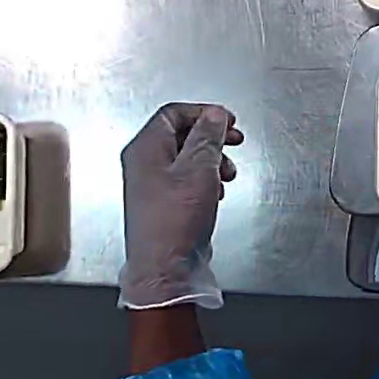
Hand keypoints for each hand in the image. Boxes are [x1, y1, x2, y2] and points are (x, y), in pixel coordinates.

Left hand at [118, 103, 242, 309]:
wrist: (165, 266)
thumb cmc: (175, 220)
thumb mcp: (199, 168)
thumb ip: (208, 136)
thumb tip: (213, 115)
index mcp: (145, 148)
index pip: (174, 113)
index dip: (204, 112)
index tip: (228, 120)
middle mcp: (143, 163)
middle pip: (181, 133)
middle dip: (212, 136)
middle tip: (234, 139)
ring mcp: (151, 183)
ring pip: (186, 156)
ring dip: (212, 159)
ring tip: (228, 172)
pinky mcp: (163, 201)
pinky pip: (186, 177)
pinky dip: (206, 177)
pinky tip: (218, 190)